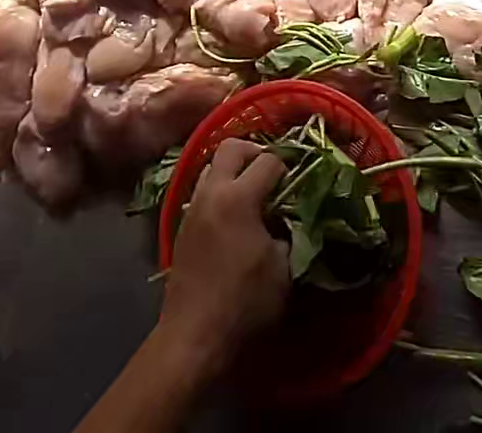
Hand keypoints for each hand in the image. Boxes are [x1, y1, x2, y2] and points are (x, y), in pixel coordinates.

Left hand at [158, 138, 289, 376]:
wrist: (193, 334)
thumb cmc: (243, 302)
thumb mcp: (283, 269)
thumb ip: (290, 233)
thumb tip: (290, 219)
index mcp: (239, 197)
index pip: (268, 160)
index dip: (288, 166)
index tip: (298, 180)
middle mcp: (212, 192)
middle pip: (231, 147)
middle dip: (255, 151)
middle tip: (272, 170)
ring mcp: (193, 206)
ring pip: (212, 165)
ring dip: (233, 168)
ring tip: (252, 189)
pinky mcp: (183, 223)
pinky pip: (203, 189)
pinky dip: (220, 188)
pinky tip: (234, 214)